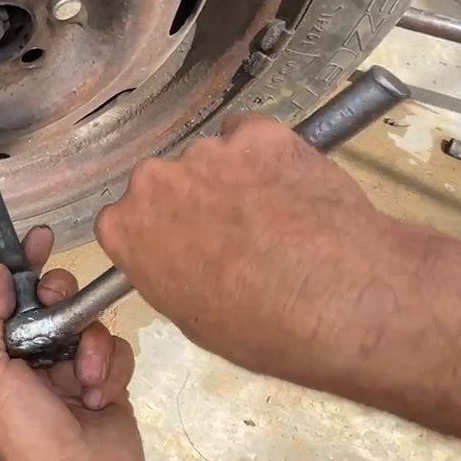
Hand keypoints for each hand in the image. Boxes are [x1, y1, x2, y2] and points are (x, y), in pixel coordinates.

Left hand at [0, 226, 144, 460]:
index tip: (42, 236)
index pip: (16, 296)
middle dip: (62, 300)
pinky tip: (102, 398)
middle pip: (57, 301)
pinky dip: (111, 370)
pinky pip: (117, 351)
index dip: (28, 264)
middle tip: (63, 311)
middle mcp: (39, 356)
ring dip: (88, 349)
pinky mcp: (111, 383)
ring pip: (90, 324)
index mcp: (4, 352)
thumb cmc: (25, 431)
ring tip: (83, 385)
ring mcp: (76, 369)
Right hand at [93, 113, 401, 382]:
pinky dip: (267, 154)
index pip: (124, 219)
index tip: (182, 246)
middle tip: (232, 232)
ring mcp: (204, 152)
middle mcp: (151, 181)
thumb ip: (166, 270)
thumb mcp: (189, 317)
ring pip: (210, 160)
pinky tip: (292, 185)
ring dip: (232, 179)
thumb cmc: (258, 327)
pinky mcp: (257, 134)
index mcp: (123, 228)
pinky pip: (251, 135)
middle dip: (190, 202)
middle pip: (163, 183)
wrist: (338, 300)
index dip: (157, 231)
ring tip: (276, 214)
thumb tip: (185, 258)